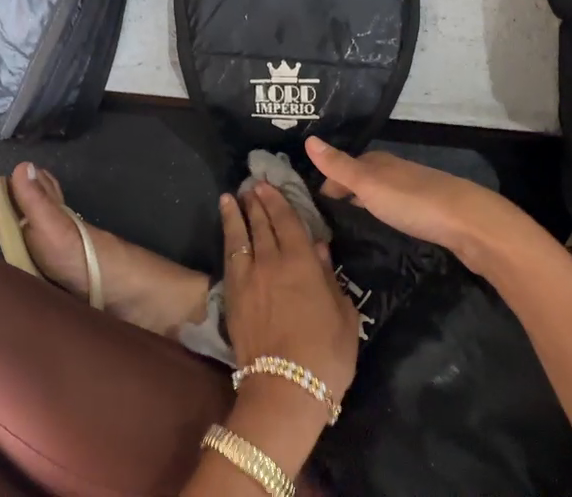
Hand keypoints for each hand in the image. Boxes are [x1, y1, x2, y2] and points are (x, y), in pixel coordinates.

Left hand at [219, 183, 359, 397]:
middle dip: (256, 202)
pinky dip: (227, 239)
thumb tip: (320, 249)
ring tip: (230, 198)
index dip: (278, 202)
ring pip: (240, 236)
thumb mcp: (344, 315)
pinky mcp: (231, 295)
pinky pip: (229, 257)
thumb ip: (331, 279)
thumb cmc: (326, 354)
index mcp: (301, 262)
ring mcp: (247, 277)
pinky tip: (227, 233)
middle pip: (261, 224)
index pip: (287, 222)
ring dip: (235, 214)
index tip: (269, 186)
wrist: (284, 386)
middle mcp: (271, 261)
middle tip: (251, 185)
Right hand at [305, 136, 532, 268]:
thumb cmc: (413, 202)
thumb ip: (338, 166)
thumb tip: (308, 139)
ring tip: (347, 234)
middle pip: (359, 182)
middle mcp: (393, 172)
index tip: (311, 213)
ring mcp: (413, 192)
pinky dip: (382, 219)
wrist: (471, 224)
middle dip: (342, 198)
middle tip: (324, 227)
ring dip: (362, 210)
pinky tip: (380, 235)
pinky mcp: (429, 213)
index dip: (325, 188)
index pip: (340, 170)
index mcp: (377, 162)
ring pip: (378, 197)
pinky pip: (395, 211)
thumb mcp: (367, 184)